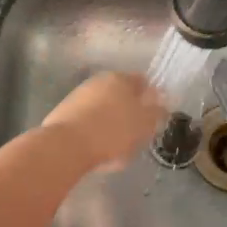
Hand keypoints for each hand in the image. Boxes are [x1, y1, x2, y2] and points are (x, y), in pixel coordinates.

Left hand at [41, 72, 164, 171]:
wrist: (66, 146)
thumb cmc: (112, 132)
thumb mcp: (144, 125)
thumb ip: (156, 113)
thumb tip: (161, 104)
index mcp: (120, 78)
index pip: (142, 82)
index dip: (151, 97)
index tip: (155, 116)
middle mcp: (98, 81)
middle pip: (121, 94)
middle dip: (130, 110)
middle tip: (137, 133)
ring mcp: (79, 95)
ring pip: (103, 107)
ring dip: (111, 121)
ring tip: (117, 145)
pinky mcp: (64, 112)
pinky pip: (88, 120)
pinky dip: (95, 130)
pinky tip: (97, 148)